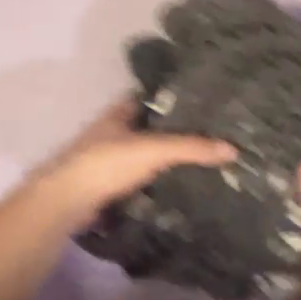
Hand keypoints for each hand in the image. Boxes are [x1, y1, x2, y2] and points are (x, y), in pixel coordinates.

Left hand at [30, 100, 233, 226]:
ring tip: (199, 166)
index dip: (173, 99)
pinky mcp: (105, 188)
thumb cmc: (107, 163)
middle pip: (147, 129)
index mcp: (118, 113)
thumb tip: (233, 149)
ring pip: (141, 157)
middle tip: (208, 139)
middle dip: (172, 134)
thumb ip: (191, 147)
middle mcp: (111, 133)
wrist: (67, 201)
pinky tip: (175, 191)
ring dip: (162, 162)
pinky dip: (152, 186)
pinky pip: (136, 182)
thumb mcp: (155, 149)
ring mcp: (105, 161)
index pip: (149, 98)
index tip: (203, 105)